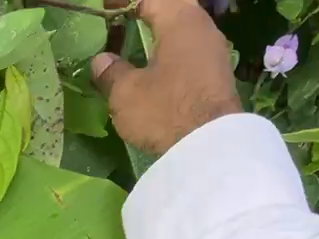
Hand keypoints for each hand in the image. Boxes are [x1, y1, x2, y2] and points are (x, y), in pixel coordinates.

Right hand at [90, 0, 242, 158]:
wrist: (207, 144)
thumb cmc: (163, 110)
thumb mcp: (126, 93)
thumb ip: (111, 72)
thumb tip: (102, 60)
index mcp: (179, 20)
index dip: (126, 2)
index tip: (107, 10)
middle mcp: (201, 26)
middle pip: (173, 8)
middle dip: (148, 13)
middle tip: (123, 25)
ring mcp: (213, 49)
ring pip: (183, 29)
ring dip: (161, 34)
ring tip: (138, 48)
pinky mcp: (216, 73)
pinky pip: (189, 50)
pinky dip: (171, 52)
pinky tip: (157, 69)